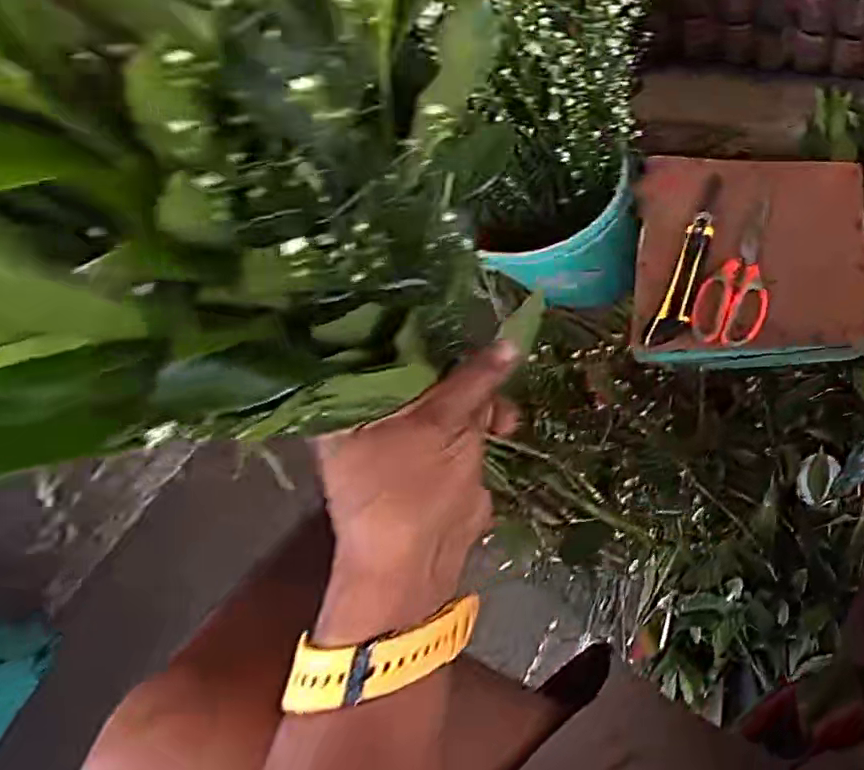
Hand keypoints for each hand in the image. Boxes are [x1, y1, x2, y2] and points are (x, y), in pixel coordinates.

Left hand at [309, 342, 520, 641]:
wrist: (423, 556)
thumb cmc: (408, 488)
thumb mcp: (442, 424)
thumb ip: (475, 378)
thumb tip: (513, 338)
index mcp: (350, 406)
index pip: (380, 351)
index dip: (418, 329)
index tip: (454, 307)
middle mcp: (375, 412)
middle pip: (424, 368)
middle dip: (465, 364)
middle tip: (495, 351)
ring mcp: (410, 429)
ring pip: (454, 389)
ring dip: (485, 395)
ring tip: (502, 413)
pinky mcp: (442, 443)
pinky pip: (470, 412)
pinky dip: (491, 414)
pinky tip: (506, 423)